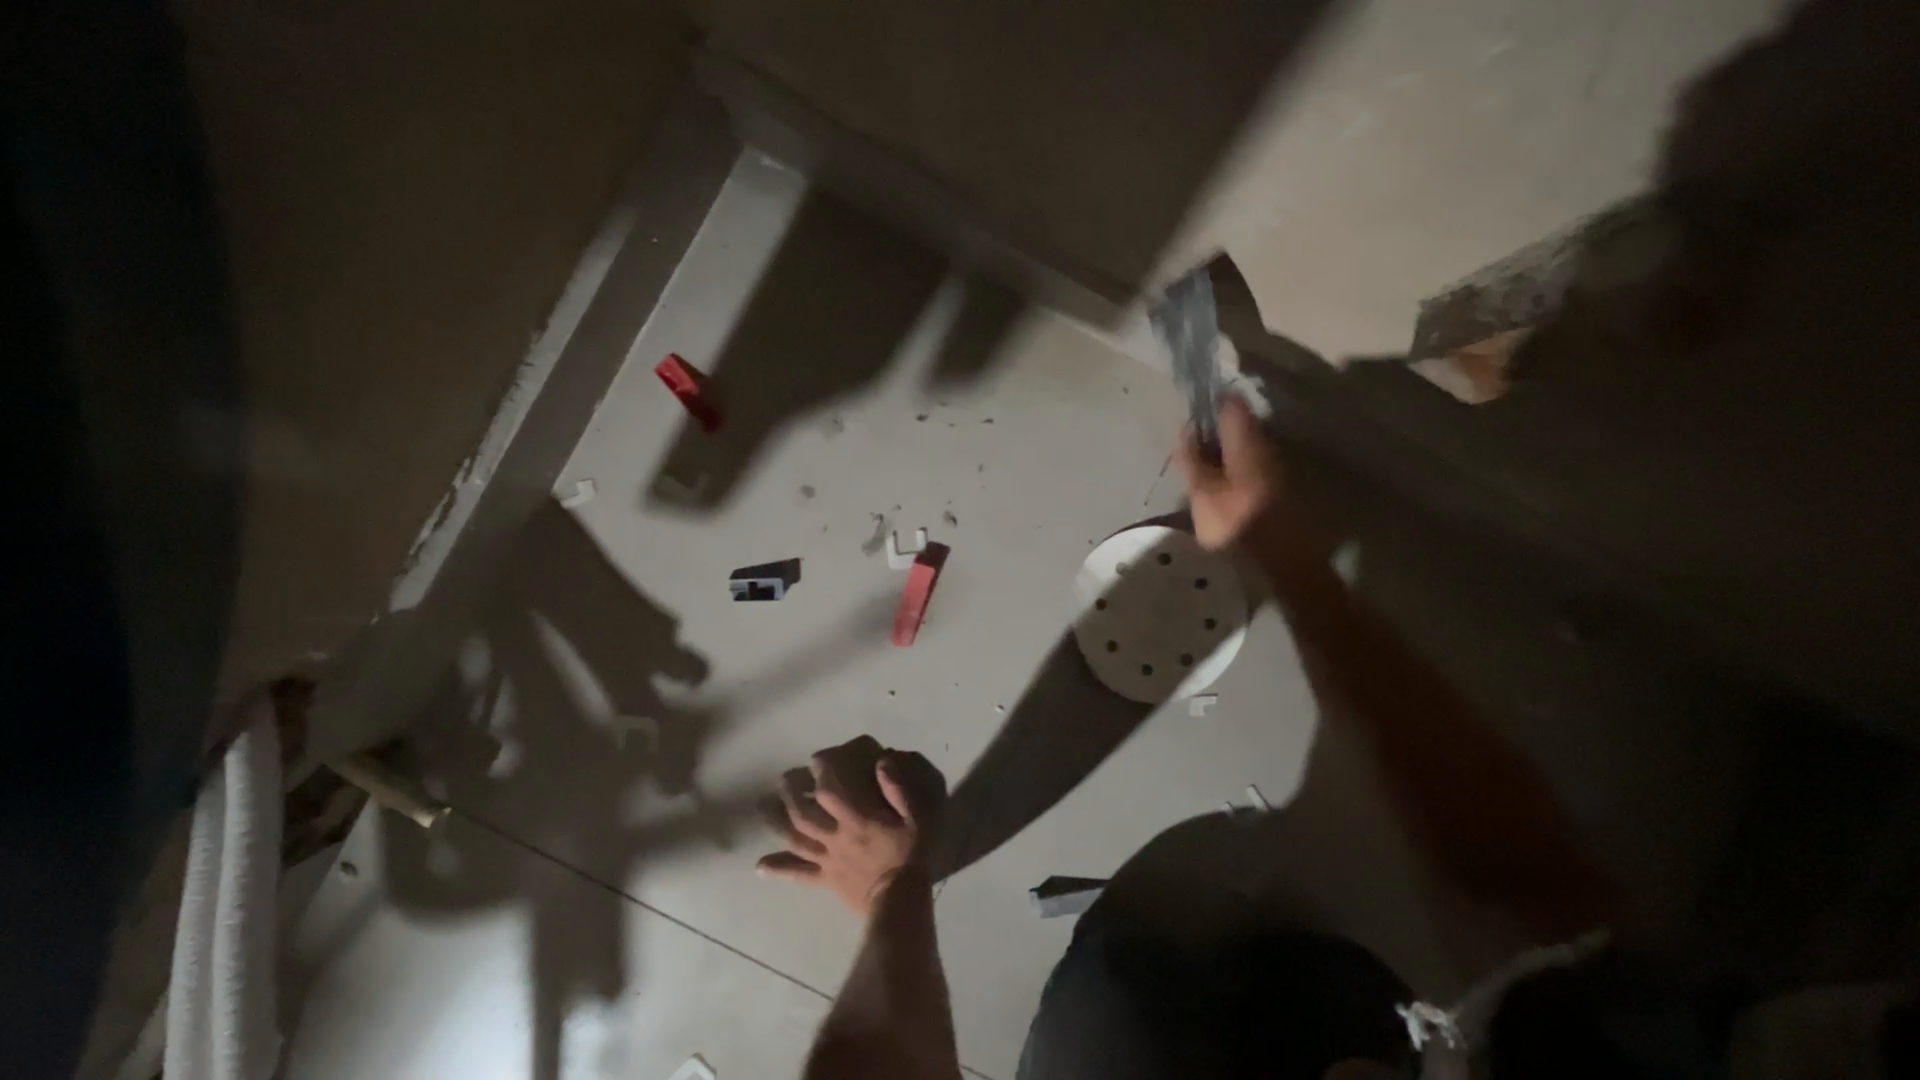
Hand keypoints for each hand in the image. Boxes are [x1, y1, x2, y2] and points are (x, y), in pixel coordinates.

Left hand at [757, 736, 944, 915]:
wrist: (901, 902)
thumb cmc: (910, 857)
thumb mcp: (915, 818)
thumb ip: (898, 790)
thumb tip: (882, 763)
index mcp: (856, 820)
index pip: (831, 792)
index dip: (821, 773)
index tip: (815, 759)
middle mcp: (834, 837)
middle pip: (803, 813)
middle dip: (790, 793)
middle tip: (783, 778)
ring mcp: (826, 860)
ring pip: (795, 838)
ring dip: (776, 822)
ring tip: (763, 806)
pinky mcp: (824, 880)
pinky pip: (799, 874)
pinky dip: (780, 869)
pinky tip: (761, 866)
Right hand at [1176, 395, 1283, 549]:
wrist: (1284, 558)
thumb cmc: (1237, 522)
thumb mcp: (1202, 492)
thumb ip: (1191, 459)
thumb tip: (1185, 428)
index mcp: (1246, 440)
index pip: (1230, 404)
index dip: (1210, 403)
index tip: (1191, 414)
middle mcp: (1266, 445)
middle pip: (1240, 425)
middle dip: (1216, 430)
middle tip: (1191, 448)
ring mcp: (1277, 466)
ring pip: (1247, 446)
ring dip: (1226, 452)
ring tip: (1203, 471)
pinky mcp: (1282, 486)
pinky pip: (1254, 466)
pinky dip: (1236, 470)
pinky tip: (1223, 488)